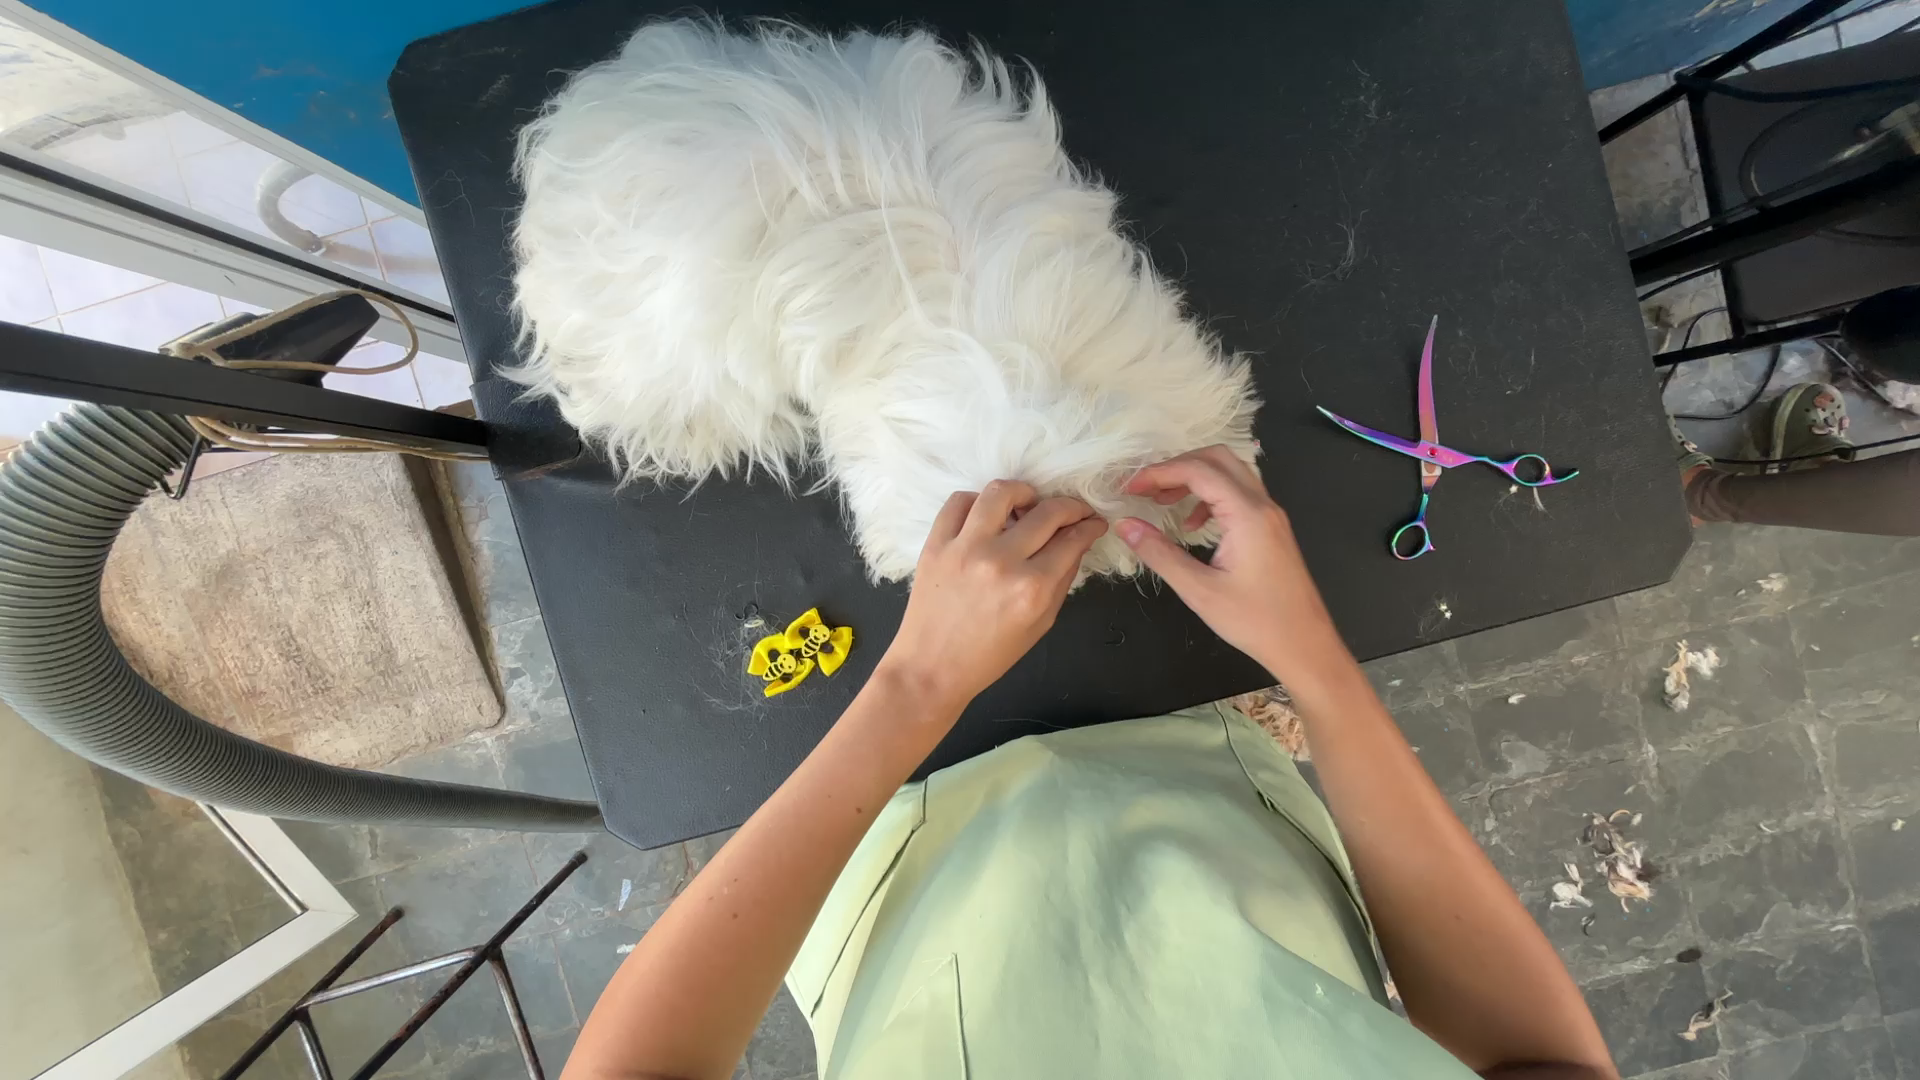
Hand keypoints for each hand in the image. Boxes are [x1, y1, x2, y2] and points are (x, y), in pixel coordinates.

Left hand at [878, 481, 1107, 711]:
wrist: (932, 667)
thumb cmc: (990, 654)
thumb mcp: (1040, 624)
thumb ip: (1062, 580)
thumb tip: (1077, 543)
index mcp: (1032, 588)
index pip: (1072, 540)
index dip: (1089, 526)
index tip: (1093, 522)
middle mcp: (1001, 562)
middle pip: (1047, 512)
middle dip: (1070, 507)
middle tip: (1072, 513)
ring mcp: (965, 548)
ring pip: (1001, 492)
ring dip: (1023, 493)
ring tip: (1027, 505)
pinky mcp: (935, 544)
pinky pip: (959, 502)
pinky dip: (977, 502)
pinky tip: (986, 517)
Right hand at [1114, 446, 1347, 686]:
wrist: (1304, 645)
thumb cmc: (1253, 621)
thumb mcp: (1198, 590)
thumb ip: (1159, 553)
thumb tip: (1125, 525)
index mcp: (1247, 514)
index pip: (1197, 471)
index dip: (1158, 473)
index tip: (1128, 488)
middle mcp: (1262, 505)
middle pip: (1217, 459)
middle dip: (1176, 466)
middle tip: (1145, 488)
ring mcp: (1270, 515)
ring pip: (1229, 473)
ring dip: (1193, 478)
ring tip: (1162, 501)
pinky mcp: (1271, 528)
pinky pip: (1237, 494)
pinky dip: (1208, 496)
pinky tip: (1191, 526)